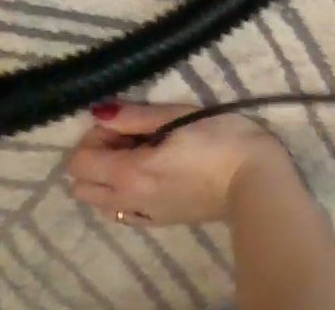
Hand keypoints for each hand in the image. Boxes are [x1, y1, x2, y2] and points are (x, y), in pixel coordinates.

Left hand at [66, 101, 296, 226]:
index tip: (128, 123)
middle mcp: (125, 199)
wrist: (255, 180)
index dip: (97, 136)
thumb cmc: (223, 140)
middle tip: (133, 138)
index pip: (79, 160)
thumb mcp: (184, 116)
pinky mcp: (159, 221)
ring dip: (108, 178)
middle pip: (80, 185)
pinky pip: (123, 213)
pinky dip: (124, 195)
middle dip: (97, 157)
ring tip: (145, 157)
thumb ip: (138, 116)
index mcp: (128, 172)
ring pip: (99, 201)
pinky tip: (154, 179)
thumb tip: (101, 113)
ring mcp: (142, 214)